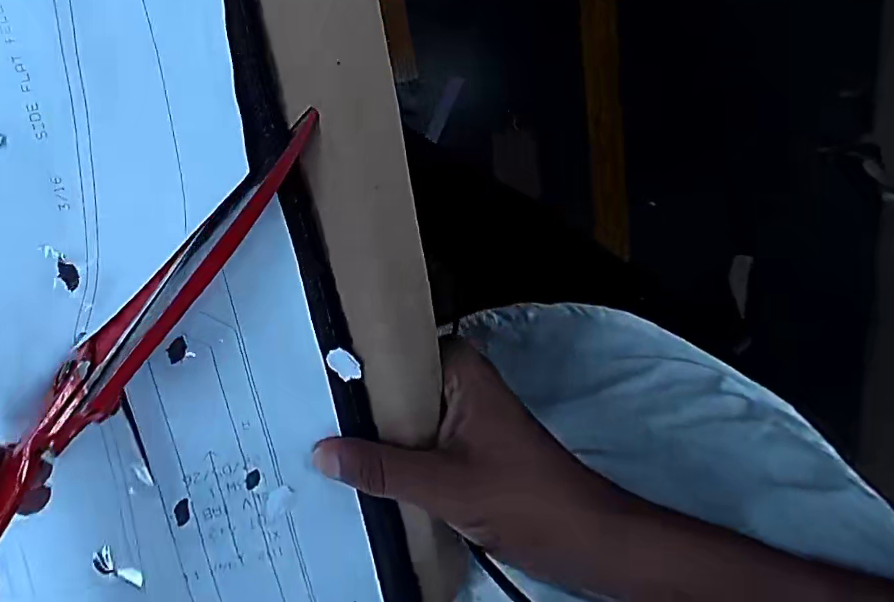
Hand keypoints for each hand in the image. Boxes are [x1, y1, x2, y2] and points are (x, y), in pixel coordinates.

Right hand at [314, 339, 893, 601]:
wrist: (596, 547)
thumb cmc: (529, 502)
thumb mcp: (449, 489)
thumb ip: (383, 469)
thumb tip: (318, 452)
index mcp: (454, 363)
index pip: (387, 346)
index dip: (346, 359)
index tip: (301, 365)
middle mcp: (452, 375)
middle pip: (388, 379)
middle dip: (351, 396)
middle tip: (297, 398)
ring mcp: (455, 406)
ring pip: (397, 407)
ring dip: (368, 424)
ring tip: (313, 423)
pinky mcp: (458, 436)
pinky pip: (410, 430)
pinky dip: (387, 444)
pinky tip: (353, 454)